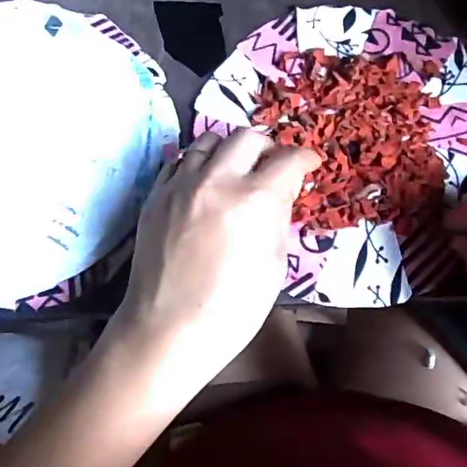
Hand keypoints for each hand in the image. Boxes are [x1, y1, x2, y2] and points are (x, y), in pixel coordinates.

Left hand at [111, 128, 318, 394]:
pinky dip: (199, 163)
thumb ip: (278, 218)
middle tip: (275, 165)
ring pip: (210, 141)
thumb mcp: (275, 263)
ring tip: (238, 168)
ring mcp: (181, 185)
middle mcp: (217, 181)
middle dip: (268, 147)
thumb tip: (279, 194)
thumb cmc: (234, 308)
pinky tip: (205, 182)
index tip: (309, 163)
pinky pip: (180, 160)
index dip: (305, 158)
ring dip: (231, 149)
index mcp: (255, 200)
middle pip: (248, 138)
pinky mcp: (156, 195)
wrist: (169, 329)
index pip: (288, 159)